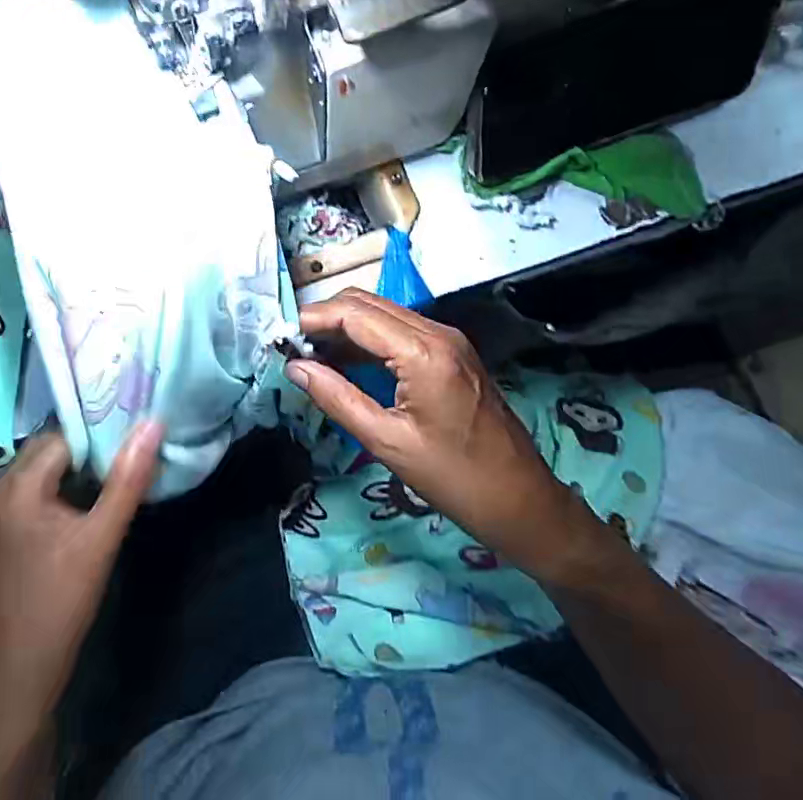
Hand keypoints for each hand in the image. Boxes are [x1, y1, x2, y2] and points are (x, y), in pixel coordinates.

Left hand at [0, 421, 162, 710]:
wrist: (20, 672)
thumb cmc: (60, 604)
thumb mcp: (100, 540)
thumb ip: (127, 481)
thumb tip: (152, 425)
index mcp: (18, 485)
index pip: (66, 436)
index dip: (103, 431)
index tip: (139, 431)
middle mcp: (2, 487)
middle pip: (53, 447)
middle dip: (93, 446)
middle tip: (135, 445)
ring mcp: (1, 508)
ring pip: (47, 467)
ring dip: (81, 465)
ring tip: (123, 465)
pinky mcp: (7, 526)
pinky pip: (40, 487)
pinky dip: (67, 484)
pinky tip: (96, 494)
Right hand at [287, 289, 603, 581]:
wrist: (522, 500)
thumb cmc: (454, 477)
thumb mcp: (386, 441)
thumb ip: (336, 398)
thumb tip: (295, 367)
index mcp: (423, 352)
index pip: (354, 314)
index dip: (312, 320)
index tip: (280, 337)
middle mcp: (437, 332)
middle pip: (367, 303)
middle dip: (325, 318)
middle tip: (292, 347)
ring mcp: (448, 339)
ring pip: (382, 313)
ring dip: (344, 327)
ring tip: (310, 356)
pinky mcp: (451, 352)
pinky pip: (399, 330)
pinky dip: (367, 339)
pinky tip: (344, 363)